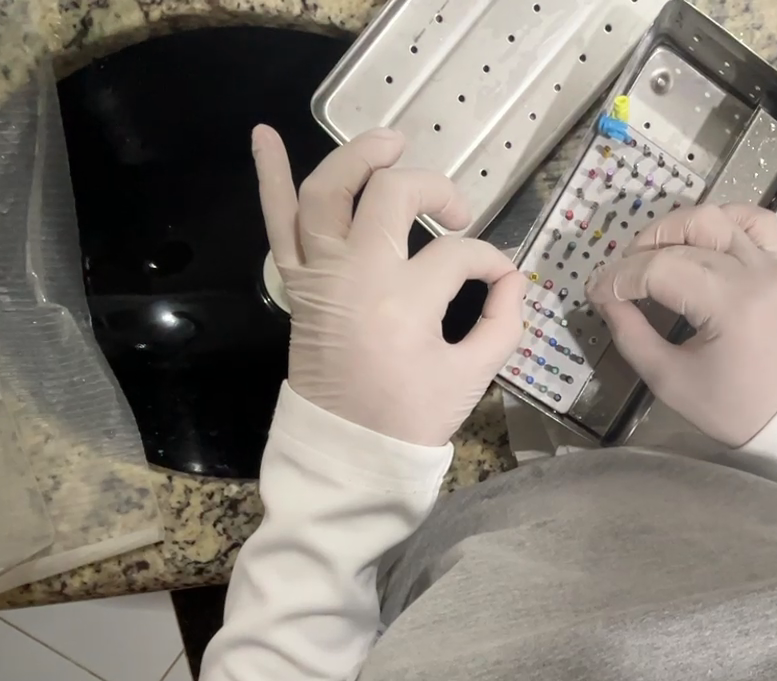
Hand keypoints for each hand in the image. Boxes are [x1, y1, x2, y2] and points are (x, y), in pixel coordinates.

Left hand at [252, 126, 527, 446]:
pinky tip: (265, 136)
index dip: (490, 259)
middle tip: (456, 210)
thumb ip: (502, 325)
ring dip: (358, 156)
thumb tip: (511, 279)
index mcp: (406, 302)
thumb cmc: (411, 418)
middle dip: (435, 188)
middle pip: (392, 194)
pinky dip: (270, 178)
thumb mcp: (472, 377)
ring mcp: (321, 275)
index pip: (458, 254)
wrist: (350, 449)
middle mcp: (357, 274)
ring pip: (327, 191)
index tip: (501, 278)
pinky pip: (277, 223)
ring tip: (391, 142)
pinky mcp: (298, 285)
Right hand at [586, 204, 776, 446]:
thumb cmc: (729, 407)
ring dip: (673, 229)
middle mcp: (753, 272)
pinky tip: (698, 242)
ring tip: (650, 257)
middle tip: (618, 281)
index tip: (595, 294)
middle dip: (638, 254)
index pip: (661, 269)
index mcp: (729, 304)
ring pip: (714, 218)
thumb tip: (605, 297)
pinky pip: (752, 222)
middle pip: (684, 237)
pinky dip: (720, 221)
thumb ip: (631, 334)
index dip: (620, 278)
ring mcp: (770, 264)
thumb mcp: (669, 381)